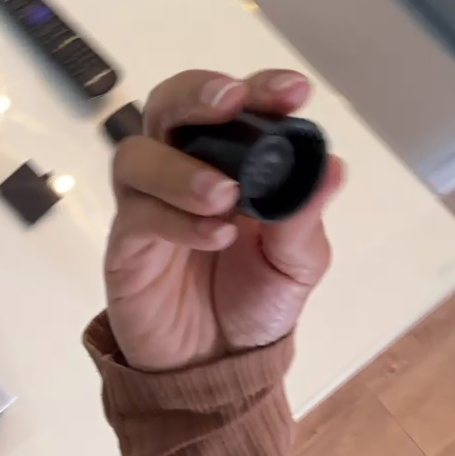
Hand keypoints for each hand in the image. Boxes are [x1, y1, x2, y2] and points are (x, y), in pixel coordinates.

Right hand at [105, 69, 345, 371]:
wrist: (214, 367)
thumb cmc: (252, 308)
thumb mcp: (296, 265)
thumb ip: (304, 217)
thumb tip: (329, 167)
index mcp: (231, 166)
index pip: (232, 109)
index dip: (258, 88)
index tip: (292, 94)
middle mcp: (183, 176)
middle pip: (167, 109)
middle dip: (195, 95)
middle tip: (229, 104)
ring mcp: (147, 210)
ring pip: (136, 158)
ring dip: (180, 168)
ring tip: (224, 197)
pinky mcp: (126, 249)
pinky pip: (136, 218)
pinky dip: (175, 221)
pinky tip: (214, 238)